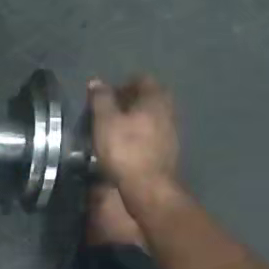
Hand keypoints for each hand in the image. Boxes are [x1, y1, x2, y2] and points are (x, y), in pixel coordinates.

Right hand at [87, 76, 180, 207]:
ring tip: (115, 131)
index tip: (106, 96)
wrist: (148, 188)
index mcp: (155, 98)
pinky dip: (140, 137)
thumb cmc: (125, 149)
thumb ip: (101, 99)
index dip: (122, 84)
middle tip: (109, 113)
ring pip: (152, 119)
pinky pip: (153, 137)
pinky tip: (127, 148)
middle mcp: (168, 111)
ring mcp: (172, 133)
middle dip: (130, 102)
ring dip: (135, 121)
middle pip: (149, 99)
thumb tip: (97, 82)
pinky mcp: (169, 153)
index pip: (141, 80)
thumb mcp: (105, 120)